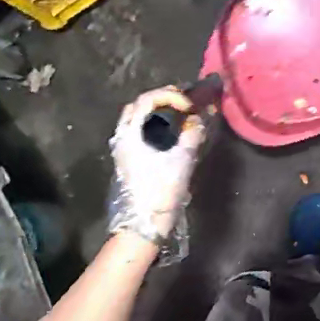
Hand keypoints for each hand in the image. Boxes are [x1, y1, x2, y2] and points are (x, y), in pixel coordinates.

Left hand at [108, 86, 206, 243]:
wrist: (141, 224)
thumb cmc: (159, 192)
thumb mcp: (180, 162)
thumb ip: (190, 137)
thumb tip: (197, 121)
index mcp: (130, 134)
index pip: (147, 100)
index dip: (169, 96)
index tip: (189, 106)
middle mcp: (122, 137)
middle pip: (138, 106)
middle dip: (161, 100)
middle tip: (183, 103)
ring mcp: (122, 149)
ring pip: (135, 120)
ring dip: (156, 114)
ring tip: (179, 117)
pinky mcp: (127, 160)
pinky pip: (137, 133)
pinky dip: (152, 127)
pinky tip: (169, 135)